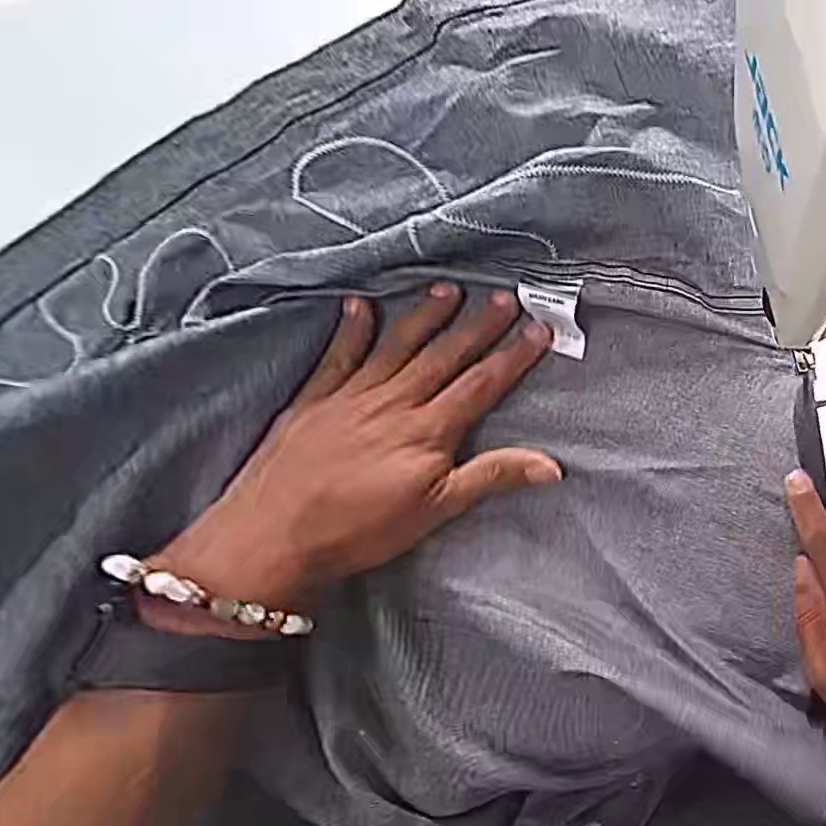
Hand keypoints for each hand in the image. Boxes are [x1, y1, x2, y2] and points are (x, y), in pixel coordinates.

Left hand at [155, 284, 559, 609]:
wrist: (273, 535)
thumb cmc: (361, 529)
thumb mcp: (437, 510)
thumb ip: (493, 477)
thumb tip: (551, 466)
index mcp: (427, 431)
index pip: (481, 384)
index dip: (513, 356)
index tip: (538, 331)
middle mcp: (393, 403)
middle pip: (445, 356)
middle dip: (479, 326)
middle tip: (506, 298)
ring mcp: (351, 397)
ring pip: (397, 346)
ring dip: (426, 317)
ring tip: (449, 290)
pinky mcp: (314, 401)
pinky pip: (339, 355)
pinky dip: (352, 329)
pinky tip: (360, 305)